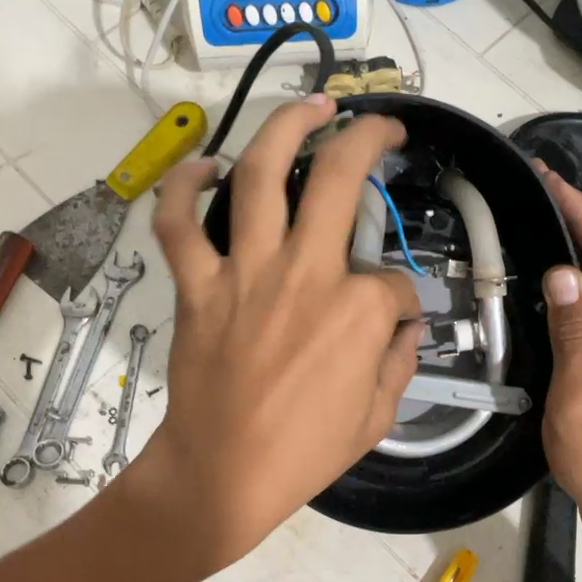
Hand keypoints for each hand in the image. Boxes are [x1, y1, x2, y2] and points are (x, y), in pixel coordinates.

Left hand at [138, 96, 421, 567]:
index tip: (392, 320)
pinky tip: (203, 166)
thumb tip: (402, 327)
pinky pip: (179, 224)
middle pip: (340, 179)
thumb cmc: (304, 453)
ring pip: (261, 174)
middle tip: (382, 127)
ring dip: (286, 127)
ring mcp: (245, 273)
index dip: (399, 299)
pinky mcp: (198, 286)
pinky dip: (183, 188)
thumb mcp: (379, 415)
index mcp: (358, 310)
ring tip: (309, 105)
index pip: (392, 280)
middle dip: (369, 139)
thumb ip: (399, 360)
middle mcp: (305, 273)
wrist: (223, 476)